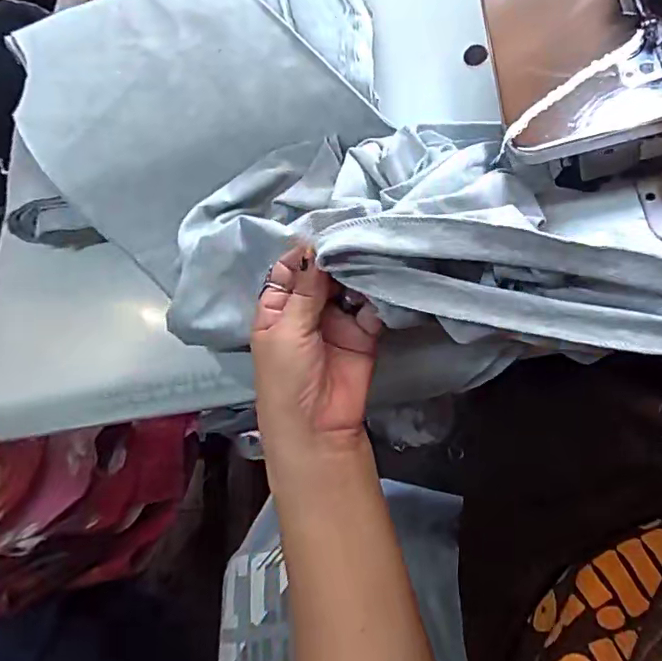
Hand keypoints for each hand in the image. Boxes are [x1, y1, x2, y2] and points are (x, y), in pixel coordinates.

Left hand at [250, 246, 384, 456]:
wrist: (317, 428)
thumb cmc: (286, 378)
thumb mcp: (287, 329)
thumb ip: (304, 289)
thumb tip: (314, 248)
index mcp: (277, 306)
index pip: (290, 268)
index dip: (306, 251)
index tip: (327, 232)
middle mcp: (307, 308)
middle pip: (323, 273)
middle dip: (337, 257)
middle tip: (355, 236)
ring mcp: (336, 320)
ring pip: (349, 286)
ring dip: (359, 271)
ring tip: (371, 252)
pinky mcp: (363, 332)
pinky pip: (372, 306)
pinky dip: (378, 294)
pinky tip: (383, 279)